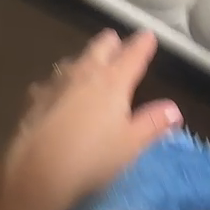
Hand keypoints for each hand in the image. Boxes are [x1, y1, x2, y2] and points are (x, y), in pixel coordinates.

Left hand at [0, 28, 181, 209]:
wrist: (36, 173)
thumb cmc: (92, 158)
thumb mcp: (130, 145)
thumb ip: (153, 124)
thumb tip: (174, 109)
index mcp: (114, 80)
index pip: (133, 54)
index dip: (143, 44)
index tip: (148, 35)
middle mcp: (86, 72)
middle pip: (101, 46)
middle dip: (112, 43)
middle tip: (118, 45)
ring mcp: (57, 82)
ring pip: (75, 59)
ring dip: (85, 60)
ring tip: (89, 67)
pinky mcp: (35, 97)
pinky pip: (52, 81)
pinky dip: (60, 83)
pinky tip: (57, 94)